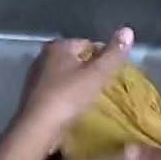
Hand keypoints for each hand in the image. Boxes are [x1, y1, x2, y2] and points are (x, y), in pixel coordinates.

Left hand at [11, 28, 134, 151]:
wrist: (36, 129)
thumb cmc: (67, 96)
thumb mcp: (96, 74)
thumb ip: (113, 54)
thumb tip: (128, 30)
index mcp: (58, 46)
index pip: (88, 44)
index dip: (103, 57)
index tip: (112, 73)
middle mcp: (43, 56)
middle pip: (76, 59)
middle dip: (90, 70)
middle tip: (104, 87)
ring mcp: (35, 76)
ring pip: (65, 75)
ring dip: (78, 84)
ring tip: (91, 99)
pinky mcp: (32, 95)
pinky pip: (56, 89)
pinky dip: (67, 95)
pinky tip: (74, 108)